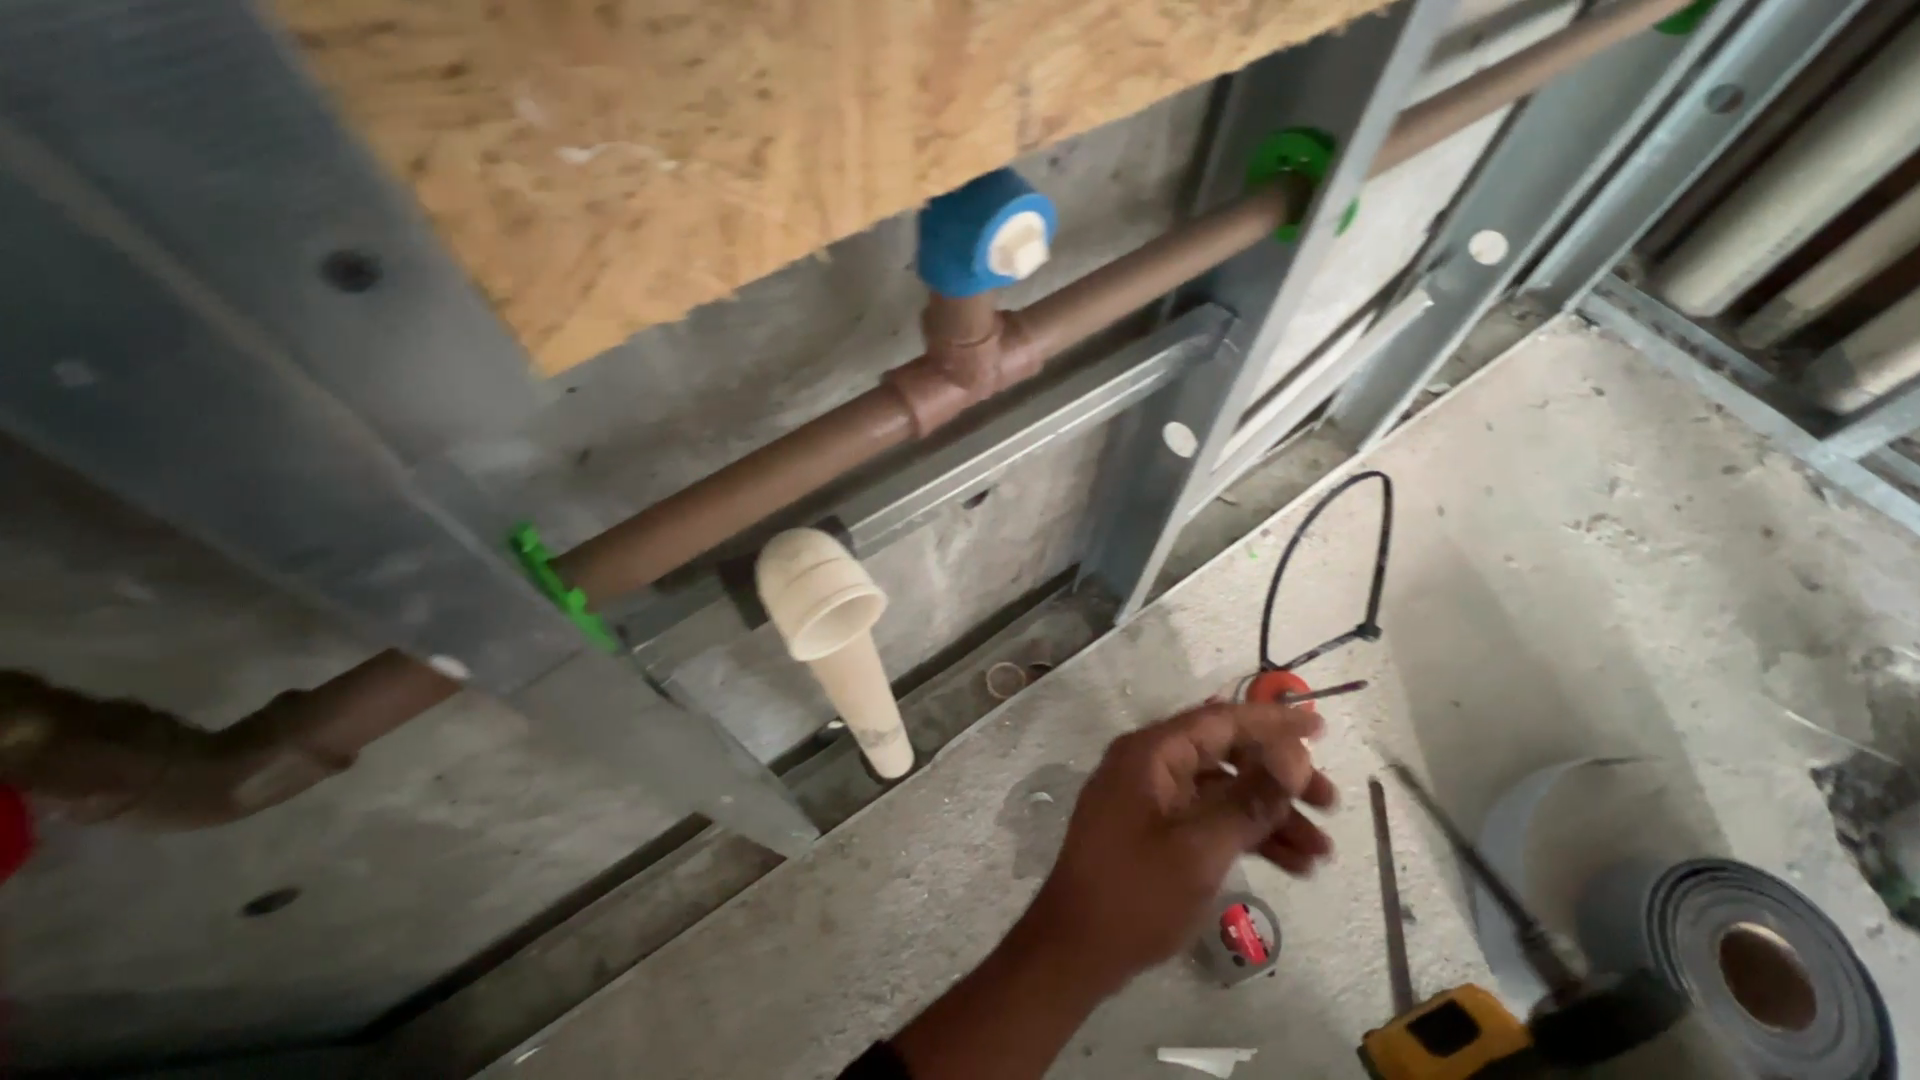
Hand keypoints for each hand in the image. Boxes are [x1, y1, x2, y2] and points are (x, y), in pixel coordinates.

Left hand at [1020, 701, 1336, 991]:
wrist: (1074, 950)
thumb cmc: (1135, 894)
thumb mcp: (1201, 847)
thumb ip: (1250, 799)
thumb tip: (1293, 755)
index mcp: (1150, 754)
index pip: (1220, 721)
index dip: (1273, 723)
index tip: (1320, 726)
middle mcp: (1148, 766)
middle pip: (1226, 755)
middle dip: (1280, 779)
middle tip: (1331, 803)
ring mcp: (1149, 799)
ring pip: (1221, 792)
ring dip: (1270, 815)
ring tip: (1321, 851)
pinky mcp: (1152, 831)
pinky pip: (1207, 819)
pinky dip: (1245, 836)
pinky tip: (1291, 865)